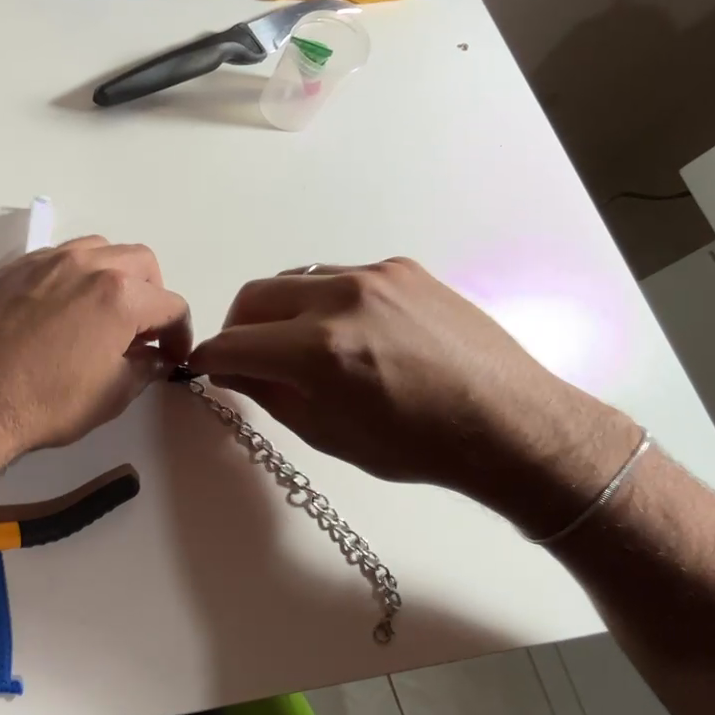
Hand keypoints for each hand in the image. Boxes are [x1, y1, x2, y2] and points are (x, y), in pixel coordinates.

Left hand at [0, 237, 190, 465]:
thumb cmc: (44, 404)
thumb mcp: (110, 395)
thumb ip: (144, 368)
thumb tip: (156, 357)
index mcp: (120, 294)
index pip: (171, 304)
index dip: (179, 335)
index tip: (172, 357)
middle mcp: (86, 263)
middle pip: (140, 264)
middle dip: (150, 296)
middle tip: (140, 333)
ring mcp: (45, 260)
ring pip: (98, 250)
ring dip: (112, 277)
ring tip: (101, 315)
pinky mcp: (12, 267)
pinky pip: (57, 258)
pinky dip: (72, 276)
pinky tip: (60, 310)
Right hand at [187, 258, 640, 519]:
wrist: (511, 424)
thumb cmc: (416, 446)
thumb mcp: (326, 433)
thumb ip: (268, 393)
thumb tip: (232, 369)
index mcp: (318, 351)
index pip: (232, 343)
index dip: (208, 358)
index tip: (203, 368)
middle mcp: (341, 300)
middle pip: (253, 296)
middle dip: (237, 327)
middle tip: (246, 356)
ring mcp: (374, 277)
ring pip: (294, 279)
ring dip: (280, 310)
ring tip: (298, 343)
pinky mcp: (402, 268)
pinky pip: (338, 276)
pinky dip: (323, 301)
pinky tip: (347, 331)